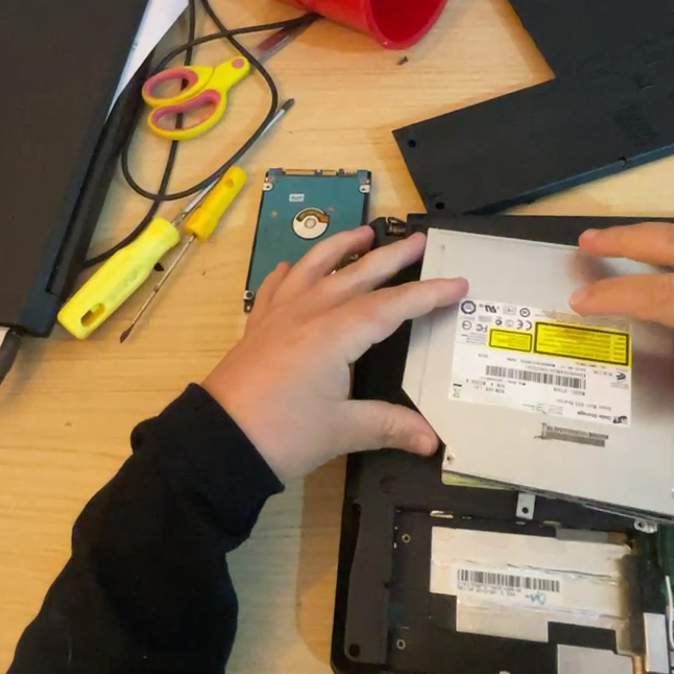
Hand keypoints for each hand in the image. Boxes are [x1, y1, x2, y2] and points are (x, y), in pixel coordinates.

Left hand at [203, 228, 467, 481]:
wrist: (217, 440)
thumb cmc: (281, 434)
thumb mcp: (341, 431)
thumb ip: (388, 426)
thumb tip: (432, 439)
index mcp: (334, 335)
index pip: (391, 307)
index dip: (426, 294)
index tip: (457, 282)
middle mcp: (308, 313)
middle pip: (357, 275)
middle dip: (391, 257)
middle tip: (418, 240)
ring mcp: (278, 315)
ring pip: (313, 268)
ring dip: (340, 247)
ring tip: (362, 233)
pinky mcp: (257, 326)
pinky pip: (275, 287)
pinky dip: (289, 272)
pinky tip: (291, 267)